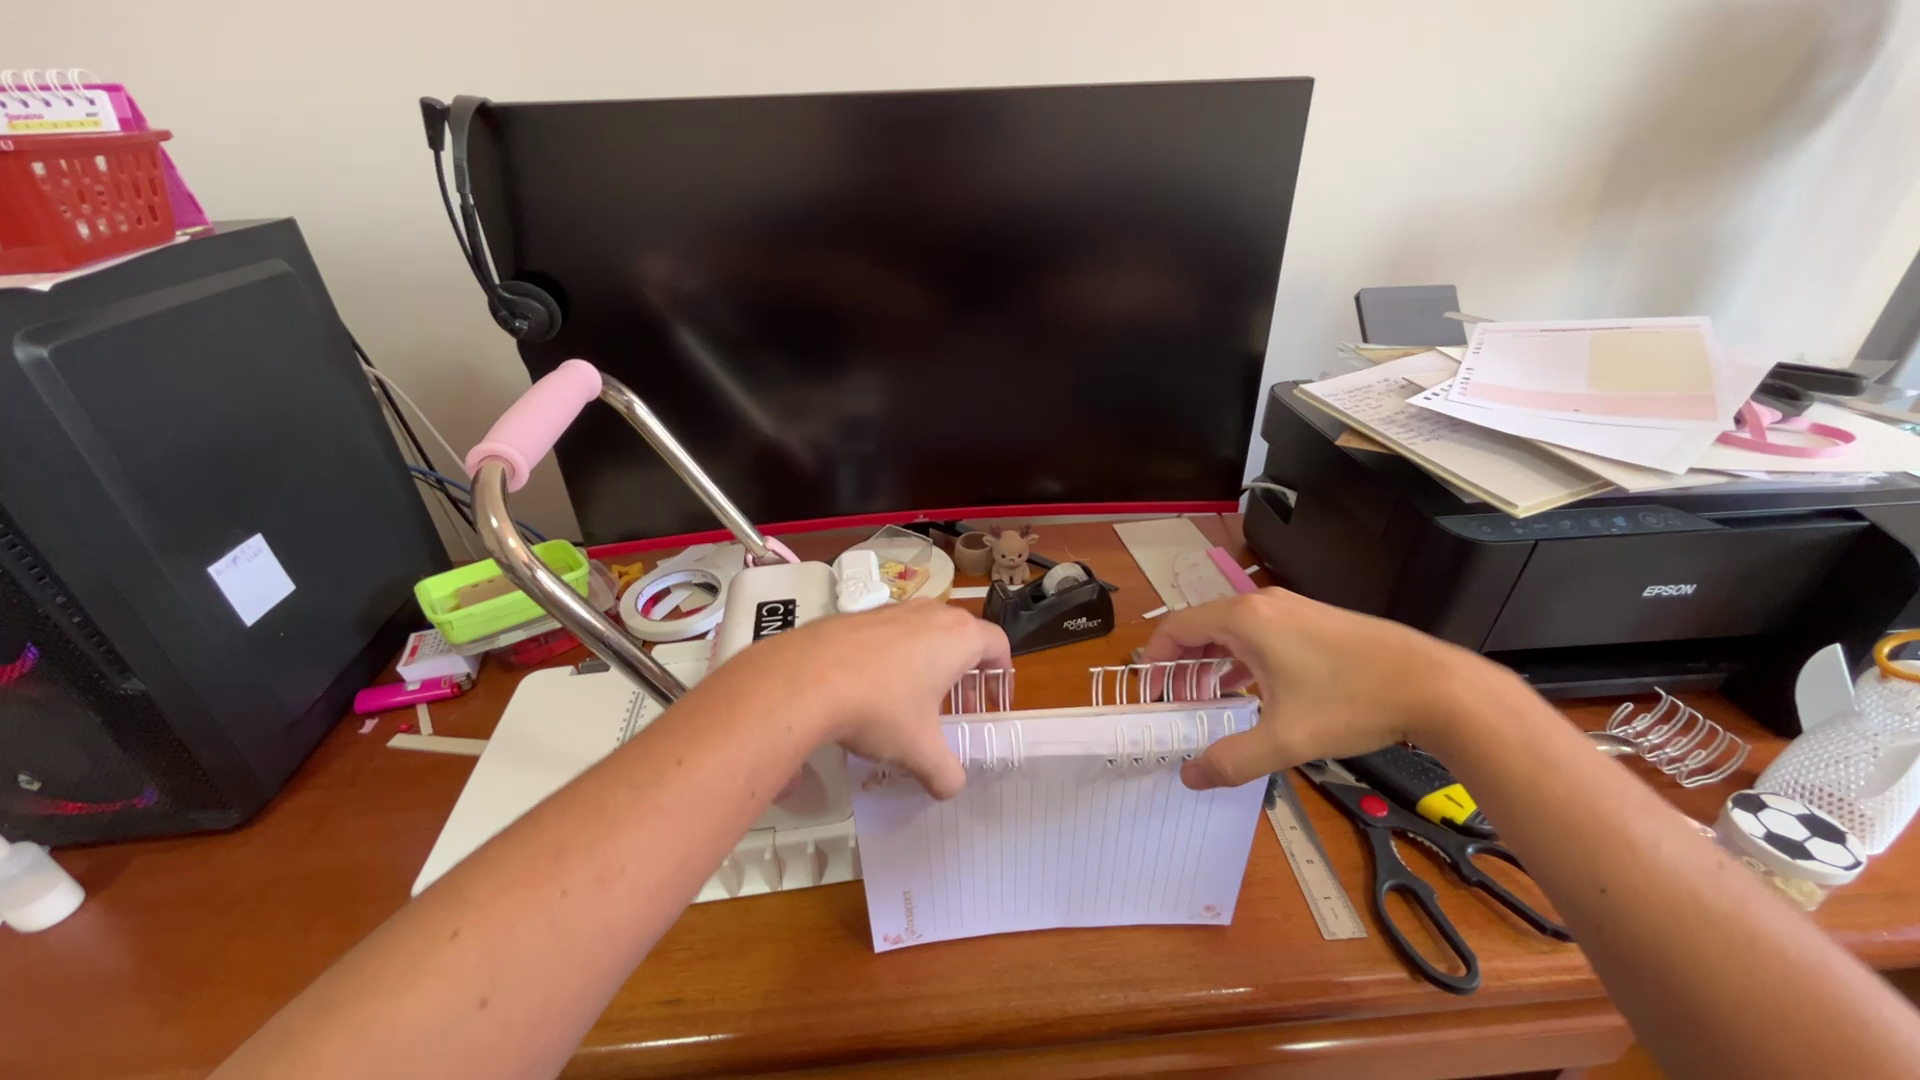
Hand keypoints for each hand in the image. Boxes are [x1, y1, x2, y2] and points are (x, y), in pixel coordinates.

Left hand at [710, 602, 1010, 797]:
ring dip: (927, 663)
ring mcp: (890, 610)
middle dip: (963, 672)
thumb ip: (945, 773)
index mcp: (958, 637)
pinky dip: (892, 658)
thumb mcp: (919, 751)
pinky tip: (872, 691)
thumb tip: (951, 788)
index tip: (992, 698)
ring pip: (922, 632)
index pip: (996, 643)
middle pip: (960, 636)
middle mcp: (929, 614)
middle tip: (957, 707)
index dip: (1001, 672)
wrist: (804, 679)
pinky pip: (887, 635)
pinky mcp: (855, 616)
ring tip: (915, 701)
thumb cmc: (879, 708)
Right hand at [1141, 588, 1517, 789]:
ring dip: (1211, 664)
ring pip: (1230, 630)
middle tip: (1179, 706)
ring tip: (1209, 702)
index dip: (1155, 662)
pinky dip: (1240, 659)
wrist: (1433, 684)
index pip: (1175, 628)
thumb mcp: (1284, 740)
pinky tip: (1250, 691)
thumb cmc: (1352, 703)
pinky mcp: (1313, 620)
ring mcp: (1291, 608)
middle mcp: (1262, 604)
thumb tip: (1190, 777)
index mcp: (1245, 619)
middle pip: (1200, 627)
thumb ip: (1230, 760)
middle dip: (1182, 667)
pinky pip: (1258, 633)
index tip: (1151, 696)